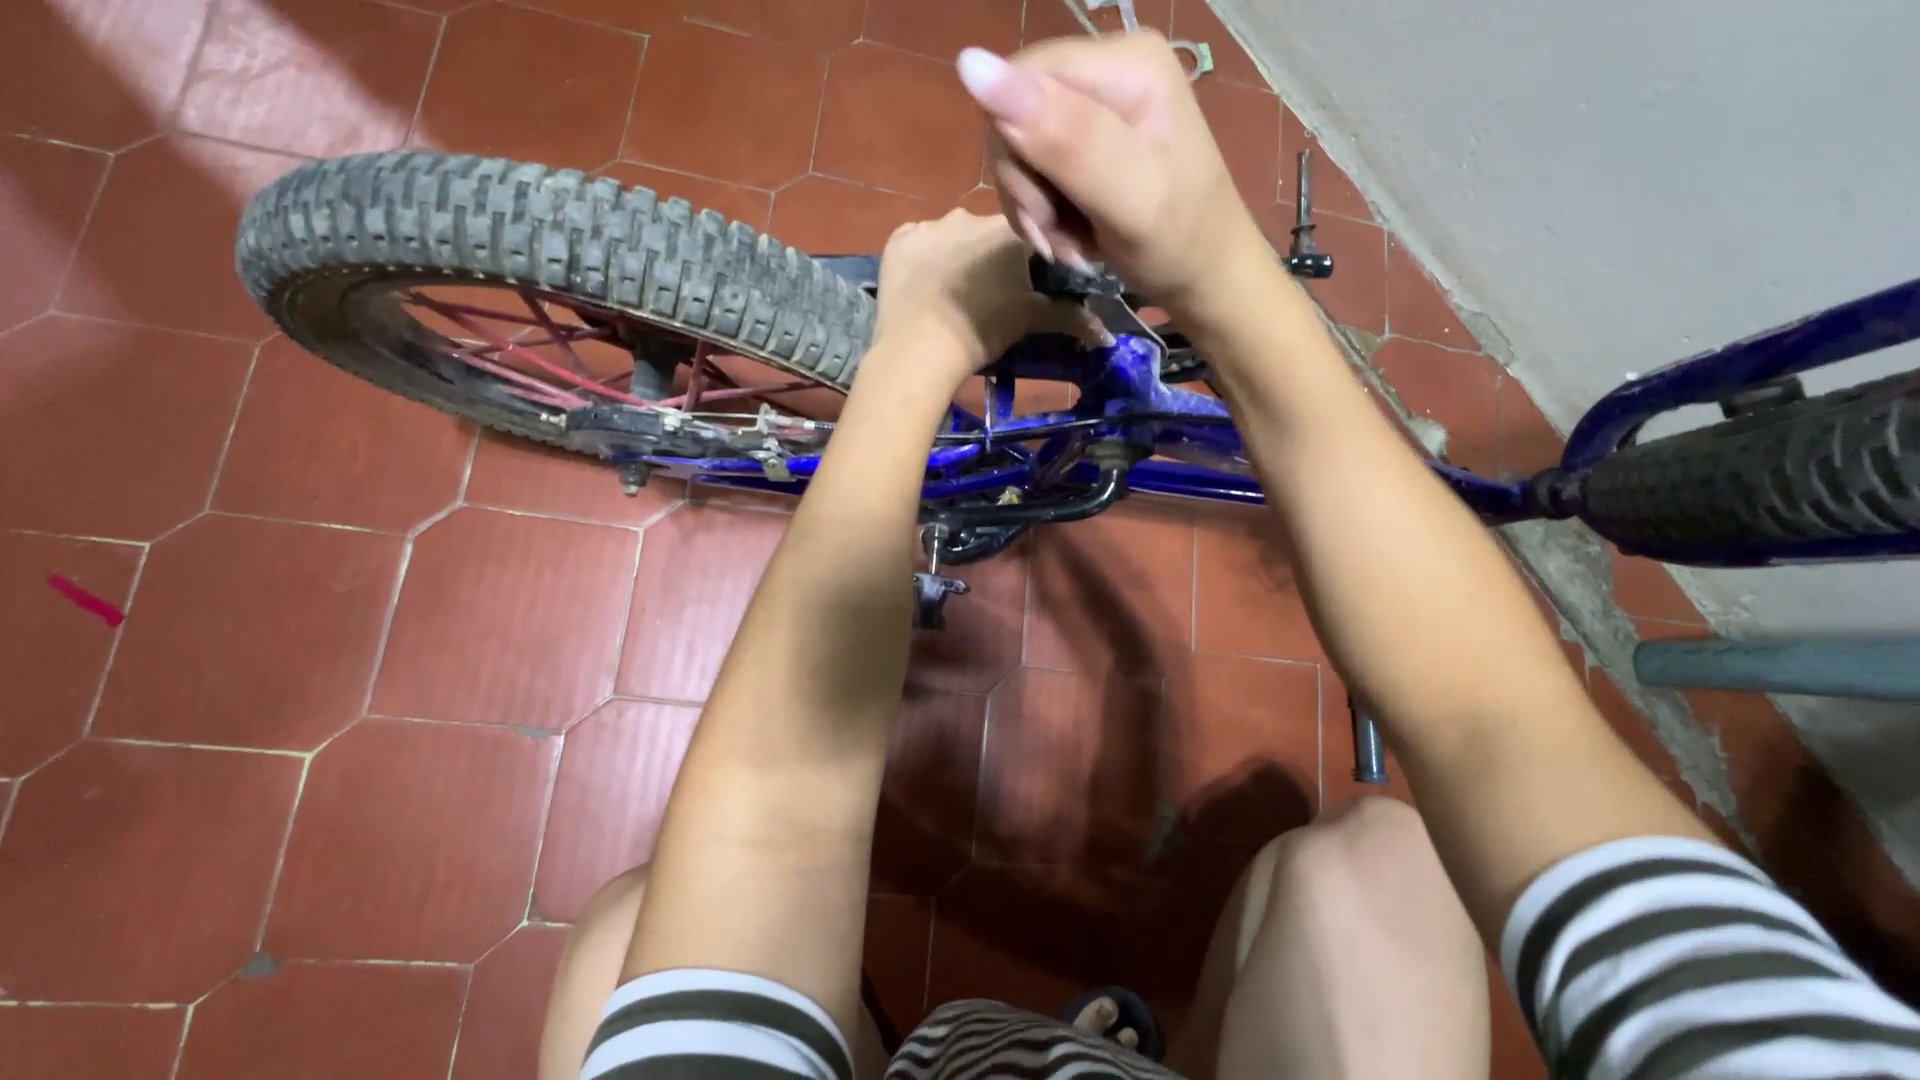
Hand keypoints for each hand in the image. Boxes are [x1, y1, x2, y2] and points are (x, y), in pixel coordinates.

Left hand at [868, 210, 1071, 389]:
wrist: (919, 349)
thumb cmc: (984, 330)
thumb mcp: (1031, 320)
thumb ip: (1070, 317)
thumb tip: (1108, 333)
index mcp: (1007, 229)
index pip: (1027, 232)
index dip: (1028, 258)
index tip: (1025, 282)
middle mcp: (971, 215)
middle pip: (988, 232)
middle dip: (991, 255)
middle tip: (990, 292)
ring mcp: (930, 225)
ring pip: (951, 235)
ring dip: (956, 255)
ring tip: (955, 292)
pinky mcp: (899, 240)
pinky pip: (917, 242)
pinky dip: (923, 259)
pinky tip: (924, 287)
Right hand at [957, 34, 1267, 311]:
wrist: (1206, 278)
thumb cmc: (1177, 242)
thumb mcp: (1123, 196)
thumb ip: (1059, 135)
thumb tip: (970, 65)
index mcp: (1124, 63)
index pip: (1018, 83)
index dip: (1014, 155)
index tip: (1045, 215)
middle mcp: (1109, 67)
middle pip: (1014, 116)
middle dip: (1027, 190)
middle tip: (1059, 238)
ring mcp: (1099, 102)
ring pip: (1019, 148)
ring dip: (1035, 210)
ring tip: (1070, 244)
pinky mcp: (1091, 134)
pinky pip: (1035, 167)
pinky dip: (1045, 213)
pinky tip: (1072, 236)